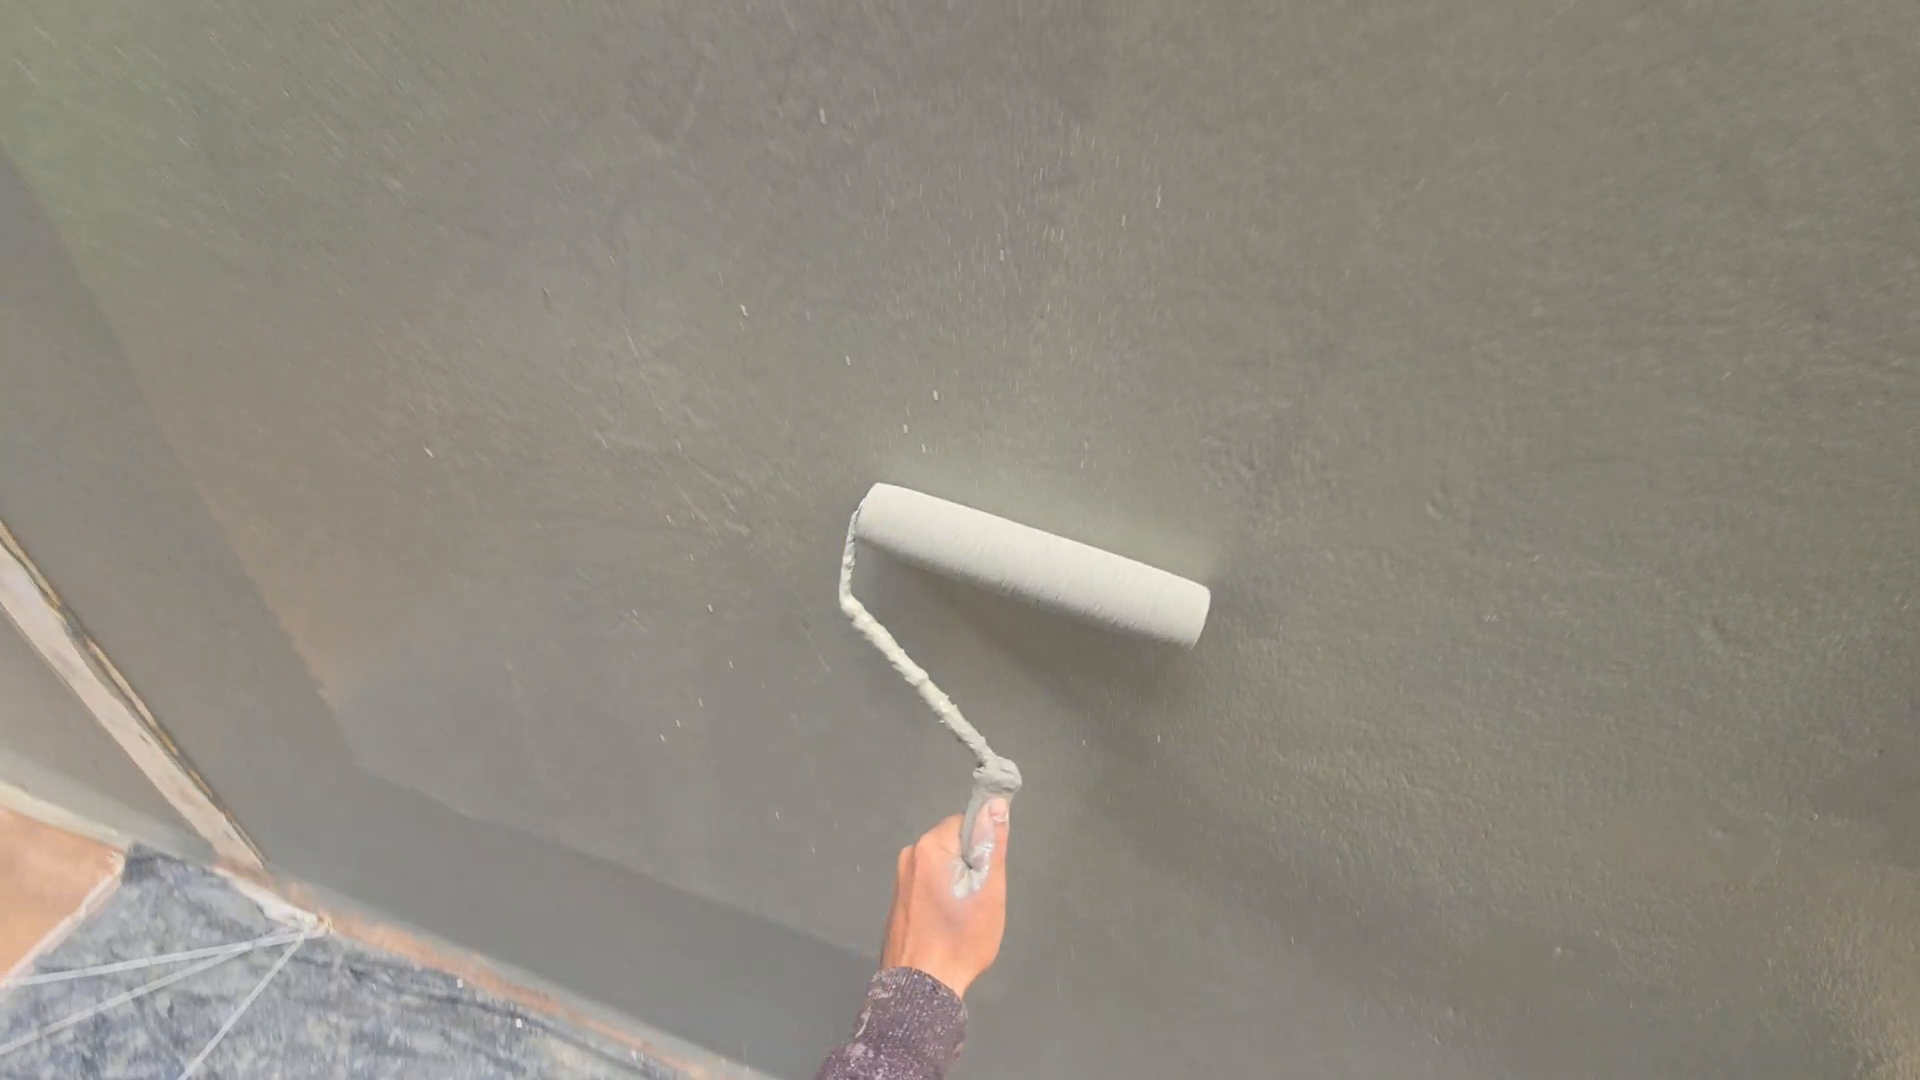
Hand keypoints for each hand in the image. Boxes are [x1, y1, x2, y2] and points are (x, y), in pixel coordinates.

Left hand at [880, 797, 1011, 997]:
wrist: (921, 989)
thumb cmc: (960, 937)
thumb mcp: (988, 889)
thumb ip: (992, 843)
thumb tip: (996, 802)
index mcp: (930, 846)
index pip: (965, 824)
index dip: (981, 848)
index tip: (986, 877)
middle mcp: (909, 855)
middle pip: (951, 845)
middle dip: (968, 867)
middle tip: (978, 901)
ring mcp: (899, 880)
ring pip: (940, 867)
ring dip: (955, 884)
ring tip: (963, 917)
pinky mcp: (897, 902)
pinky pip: (926, 886)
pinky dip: (940, 898)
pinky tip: (946, 926)